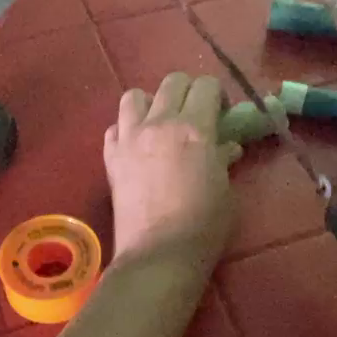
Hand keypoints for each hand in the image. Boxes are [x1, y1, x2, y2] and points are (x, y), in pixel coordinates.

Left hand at [105, 72, 241, 268]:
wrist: (158, 254)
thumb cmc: (204, 226)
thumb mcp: (226, 190)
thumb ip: (223, 160)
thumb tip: (226, 147)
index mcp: (194, 128)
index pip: (207, 86)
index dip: (218, 95)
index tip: (223, 114)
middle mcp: (160, 123)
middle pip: (172, 82)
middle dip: (189, 92)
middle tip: (196, 115)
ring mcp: (130, 138)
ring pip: (135, 95)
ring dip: (151, 103)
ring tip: (160, 123)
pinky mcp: (110, 157)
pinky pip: (115, 127)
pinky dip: (127, 130)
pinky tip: (138, 147)